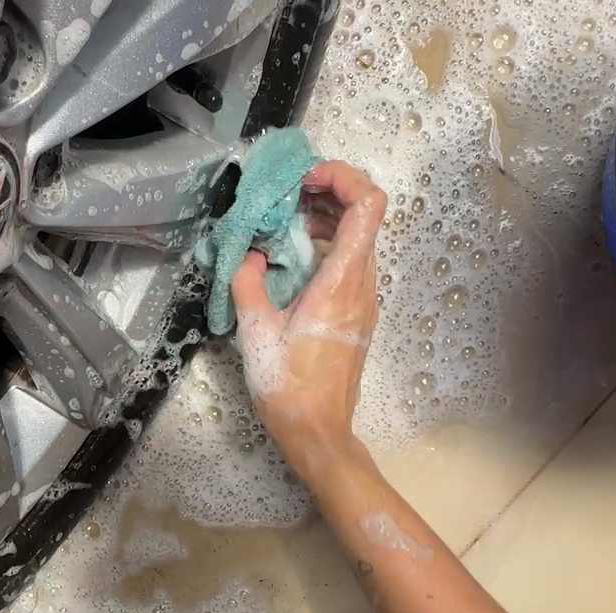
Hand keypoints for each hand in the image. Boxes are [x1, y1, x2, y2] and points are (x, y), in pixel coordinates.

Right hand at [230, 161, 386, 474]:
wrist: (317, 432)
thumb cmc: (288, 387)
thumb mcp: (256, 333)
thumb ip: (248, 283)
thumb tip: (250, 255)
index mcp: (341, 283)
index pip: (368, 204)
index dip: (342, 177)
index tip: (303, 183)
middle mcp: (363, 286)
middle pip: (364, 215)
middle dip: (328, 194)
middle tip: (287, 200)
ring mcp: (365, 302)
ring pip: (358, 240)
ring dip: (327, 222)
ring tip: (286, 228)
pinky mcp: (358, 317)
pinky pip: (351, 266)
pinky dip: (327, 249)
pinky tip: (295, 263)